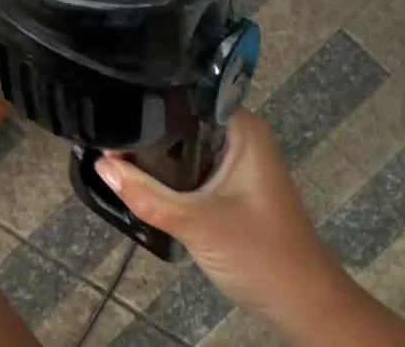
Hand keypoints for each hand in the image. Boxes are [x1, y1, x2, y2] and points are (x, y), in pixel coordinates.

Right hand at [96, 115, 349, 326]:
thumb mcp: (196, 224)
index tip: (109, 102)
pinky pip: (189, 167)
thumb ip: (146, 194)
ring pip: (182, 146)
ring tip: (109, 150)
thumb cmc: (261, 256)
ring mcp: (236, 162)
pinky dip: (167, 174)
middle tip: (100, 131)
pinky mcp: (230, 186)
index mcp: (241, 128)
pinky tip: (138, 178)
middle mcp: (240, 136)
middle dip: (144, 128)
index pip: (185, 95)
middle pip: (179, 120)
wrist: (306, 308)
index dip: (146, 98)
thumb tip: (99, 164)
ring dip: (154, 155)